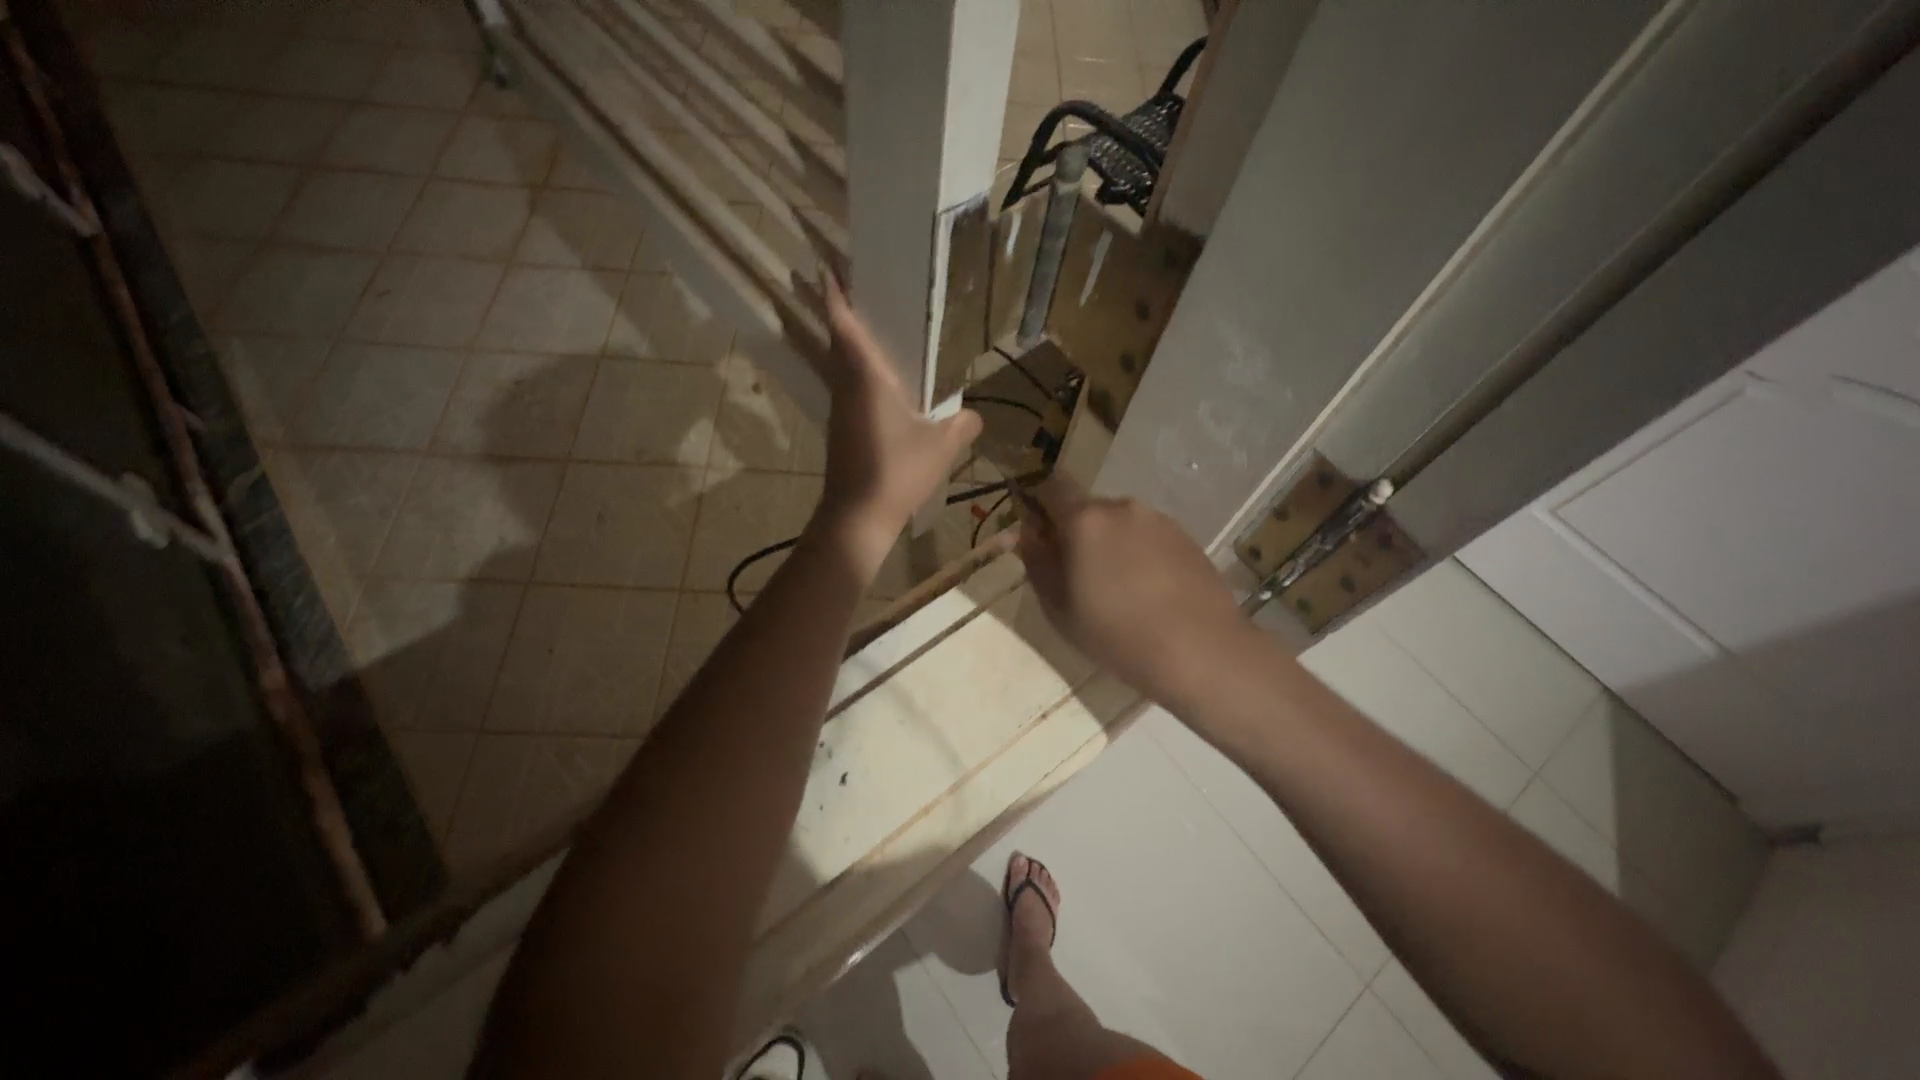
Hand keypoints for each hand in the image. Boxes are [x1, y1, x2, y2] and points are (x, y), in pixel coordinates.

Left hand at [807, 274, 981, 573]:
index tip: (822, 267)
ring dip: (842, 342)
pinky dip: (853, 372)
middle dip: (834, 312)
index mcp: (867, 379)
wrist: (858, 517)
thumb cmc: (898, 472)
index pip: (845, 327)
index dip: (833, 296)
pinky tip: (874, 383)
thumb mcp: (943, 446)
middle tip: (839, 283)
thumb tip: (975, 415)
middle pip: (835, 342)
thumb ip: (963, 425)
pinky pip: (847, 389)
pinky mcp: (841, 432)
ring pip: (838, 366)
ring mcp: (840, 411)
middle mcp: (846, 388)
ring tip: (858, 324)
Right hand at [1017, 477, 1251, 704]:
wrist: (1200, 650)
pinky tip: (1151, 595)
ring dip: (1113, 547)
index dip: (1042, 505)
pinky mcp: (1186, 538)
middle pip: (1089, 509)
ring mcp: (1160, 521)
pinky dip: (1142, 557)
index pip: (1053, 486)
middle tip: (1082, 580)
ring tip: (1121, 593)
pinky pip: (1150, 539)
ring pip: (1122, 525)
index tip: (1042, 538)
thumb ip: (1037, 563)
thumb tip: (1029, 532)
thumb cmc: (1117, 634)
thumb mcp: (1059, 608)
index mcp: (1085, 519)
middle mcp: (1122, 508)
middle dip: (1080, 535)